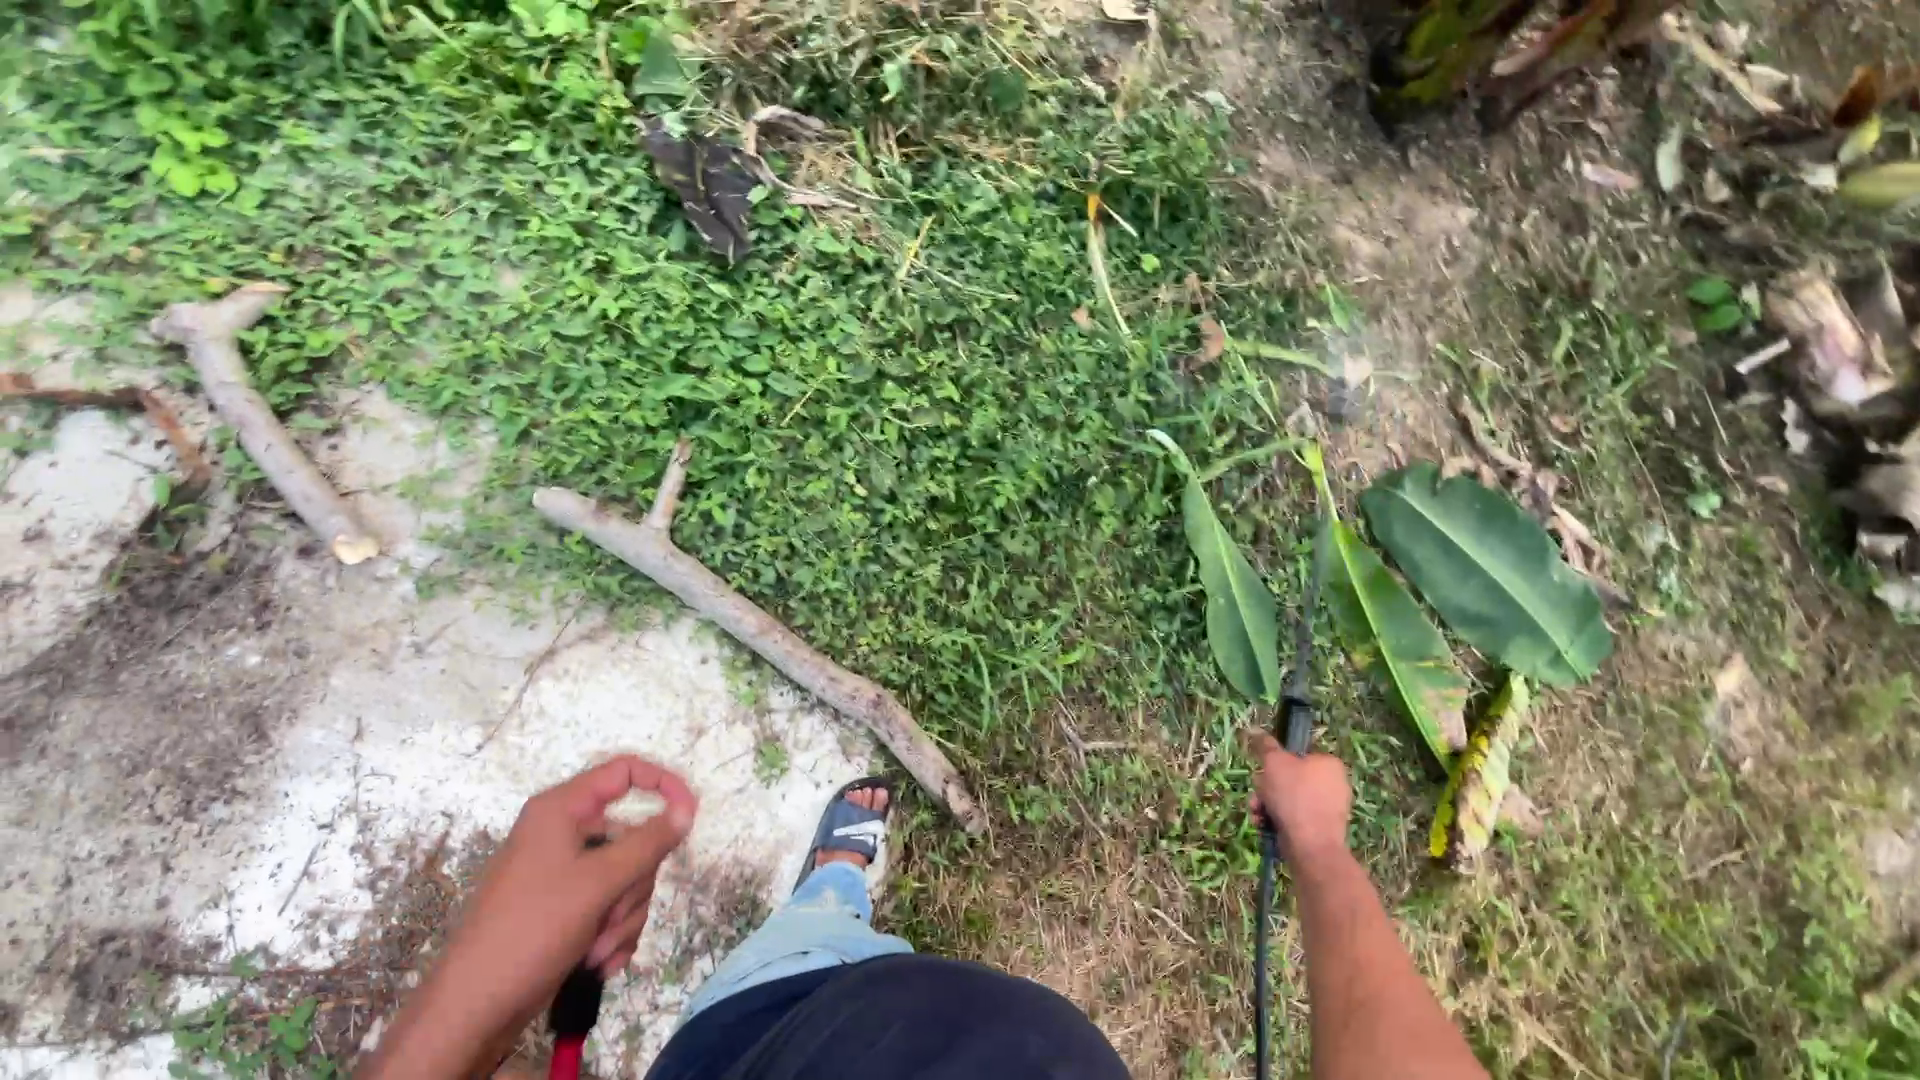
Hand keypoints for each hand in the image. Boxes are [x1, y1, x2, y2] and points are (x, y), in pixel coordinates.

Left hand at [362, 756, 697, 1079]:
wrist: (476, 1009)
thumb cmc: (532, 929)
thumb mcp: (599, 882)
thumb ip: (649, 841)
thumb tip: (686, 809)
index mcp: (562, 809)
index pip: (625, 772)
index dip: (663, 784)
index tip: (690, 814)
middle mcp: (565, 833)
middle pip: (633, 836)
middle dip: (634, 883)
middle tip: (612, 913)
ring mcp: (567, 872)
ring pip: (629, 875)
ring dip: (624, 915)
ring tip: (597, 947)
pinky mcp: (570, 907)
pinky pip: (615, 904)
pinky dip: (614, 932)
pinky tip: (598, 961)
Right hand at [1245, 730, 1351, 864]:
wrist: (1311, 845)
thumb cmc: (1294, 796)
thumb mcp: (1274, 762)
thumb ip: (1265, 746)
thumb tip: (1255, 730)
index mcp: (1329, 763)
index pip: (1297, 755)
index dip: (1275, 763)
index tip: (1263, 772)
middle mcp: (1334, 783)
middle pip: (1289, 778)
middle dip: (1267, 787)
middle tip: (1259, 794)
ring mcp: (1329, 808)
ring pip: (1288, 799)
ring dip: (1267, 804)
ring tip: (1258, 812)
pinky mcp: (1322, 828)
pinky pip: (1295, 817)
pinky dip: (1277, 819)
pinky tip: (1265, 824)